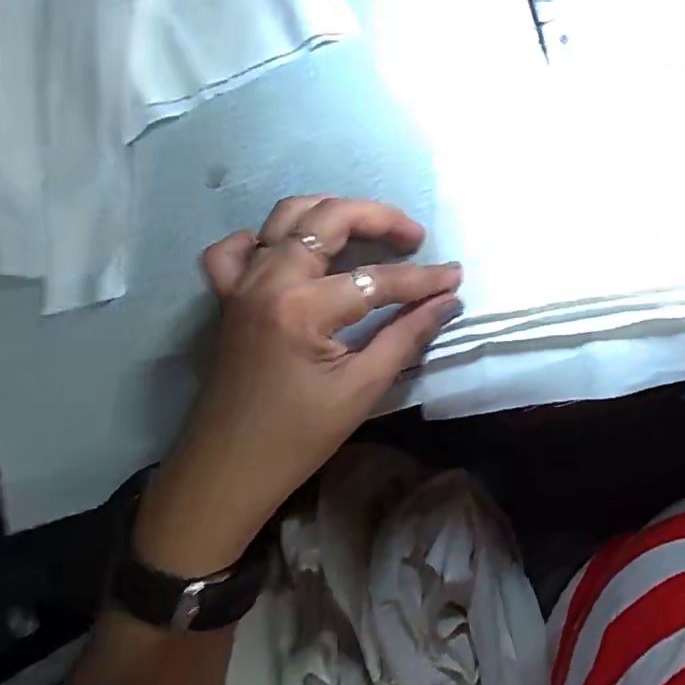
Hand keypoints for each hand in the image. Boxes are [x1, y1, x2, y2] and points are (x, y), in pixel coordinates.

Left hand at [133, 197, 462, 575]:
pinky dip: (267, 238)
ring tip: (368, 230)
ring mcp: (242, 285)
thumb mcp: (364, 387)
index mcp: (302, 308)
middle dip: (379, 218)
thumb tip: (448, 301)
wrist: (227, 471)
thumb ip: (407, 335)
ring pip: (286, 217)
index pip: (377, 278)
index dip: (424, 277)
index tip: (457, 276)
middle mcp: (268, 281)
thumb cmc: (300, 436)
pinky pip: (238, 249)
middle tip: (415, 237)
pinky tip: (292, 251)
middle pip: (328, 219)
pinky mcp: (229, 297)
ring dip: (332, 214)